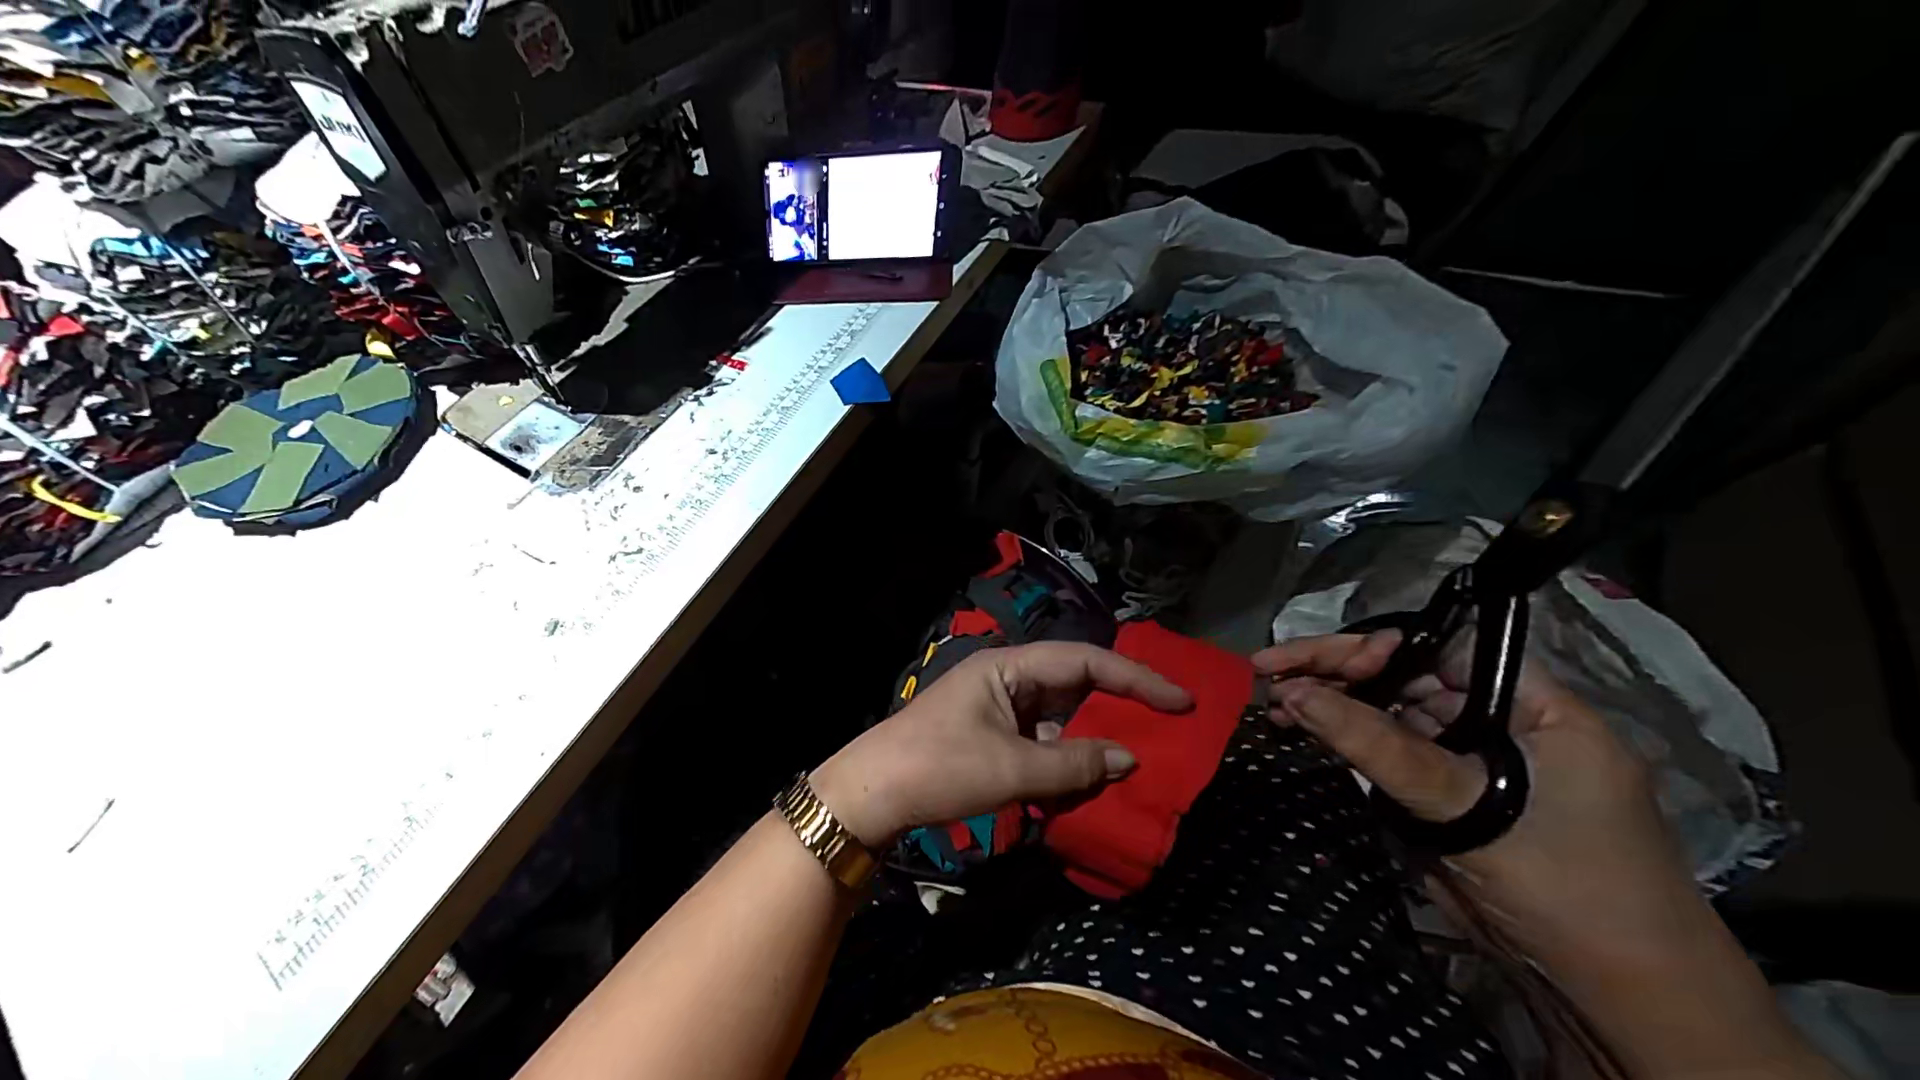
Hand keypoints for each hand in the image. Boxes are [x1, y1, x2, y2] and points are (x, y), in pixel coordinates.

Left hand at [811, 642, 1191, 847]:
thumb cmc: (940, 767)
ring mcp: (1000, 708)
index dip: (1136, 679)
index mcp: (1011, 667)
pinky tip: (1087, 782)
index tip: (1180, 700)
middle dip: (1119, 709)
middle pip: (1076, 686)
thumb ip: (1075, 763)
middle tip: (1166, 731)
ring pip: (1062, 718)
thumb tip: (1128, 759)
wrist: (872, 794)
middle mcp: (1009, 679)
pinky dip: (1067, 760)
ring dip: (1093, 741)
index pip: (1086, 661)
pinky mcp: (993, 735)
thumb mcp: (1012, 767)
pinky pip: (1043, 741)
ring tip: (1135, 762)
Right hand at [1251, 630, 1695, 969]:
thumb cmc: (1569, 888)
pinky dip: (1341, 740)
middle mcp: (1497, 721)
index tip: (1323, 661)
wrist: (1612, 1000)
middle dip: (1335, 669)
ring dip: (1329, 703)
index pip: (1444, 647)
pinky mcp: (1439, 795)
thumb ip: (1379, 745)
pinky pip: (1382, 752)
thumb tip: (1293, 693)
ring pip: (1386, 712)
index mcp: (1534, 706)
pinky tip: (1299, 729)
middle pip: (1404, 675)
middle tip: (1267, 668)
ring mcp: (1465, 760)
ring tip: (1270, 700)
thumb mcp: (1470, 807)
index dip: (1380, 645)